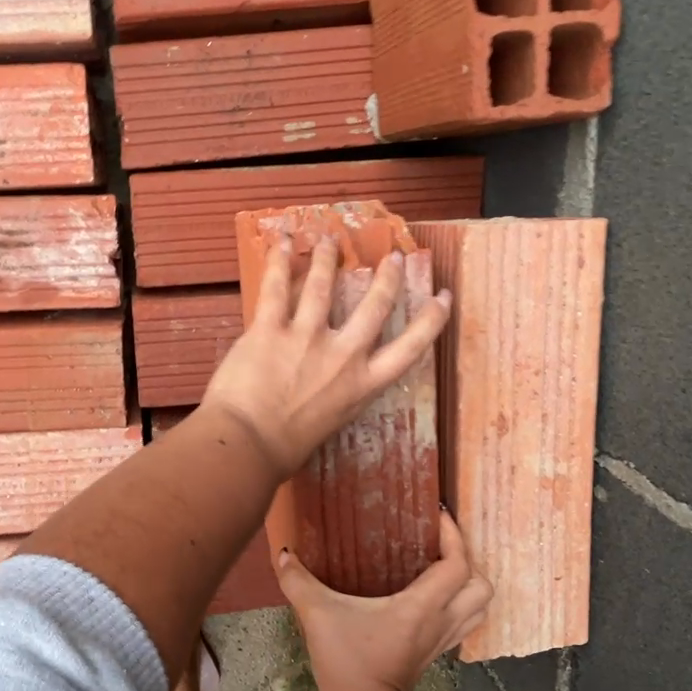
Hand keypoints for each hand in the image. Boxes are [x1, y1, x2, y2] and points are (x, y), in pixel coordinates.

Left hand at [202, 234, 449, 477]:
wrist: (248, 445)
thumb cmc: (285, 450)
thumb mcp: (328, 424)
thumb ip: (334, 397)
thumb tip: (324, 386)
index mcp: (362, 385)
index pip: (409, 348)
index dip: (430, 320)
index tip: (443, 297)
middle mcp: (342, 356)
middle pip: (373, 306)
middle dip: (386, 278)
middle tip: (392, 257)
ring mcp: (306, 338)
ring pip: (322, 286)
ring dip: (327, 259)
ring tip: (329, 240)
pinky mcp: (270, 329)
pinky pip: (275, 288)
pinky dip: (278, 261)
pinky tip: (282, 242)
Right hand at [276, 513, 492, 690]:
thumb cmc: (346, 661)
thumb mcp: (317, 615)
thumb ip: (297, 581)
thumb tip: (283, 553)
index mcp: (421, 607)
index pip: (458, 565)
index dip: (455, 537)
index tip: (438, 515)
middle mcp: (441, 621)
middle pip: (482, 586)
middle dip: (469, 558)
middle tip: (441, 541)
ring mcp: (442, 639)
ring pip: (480, 606)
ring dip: (470, 582)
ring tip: (444, 563)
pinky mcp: (436, 652)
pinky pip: (465, 621)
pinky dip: (461, 602)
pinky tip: (435, 593)